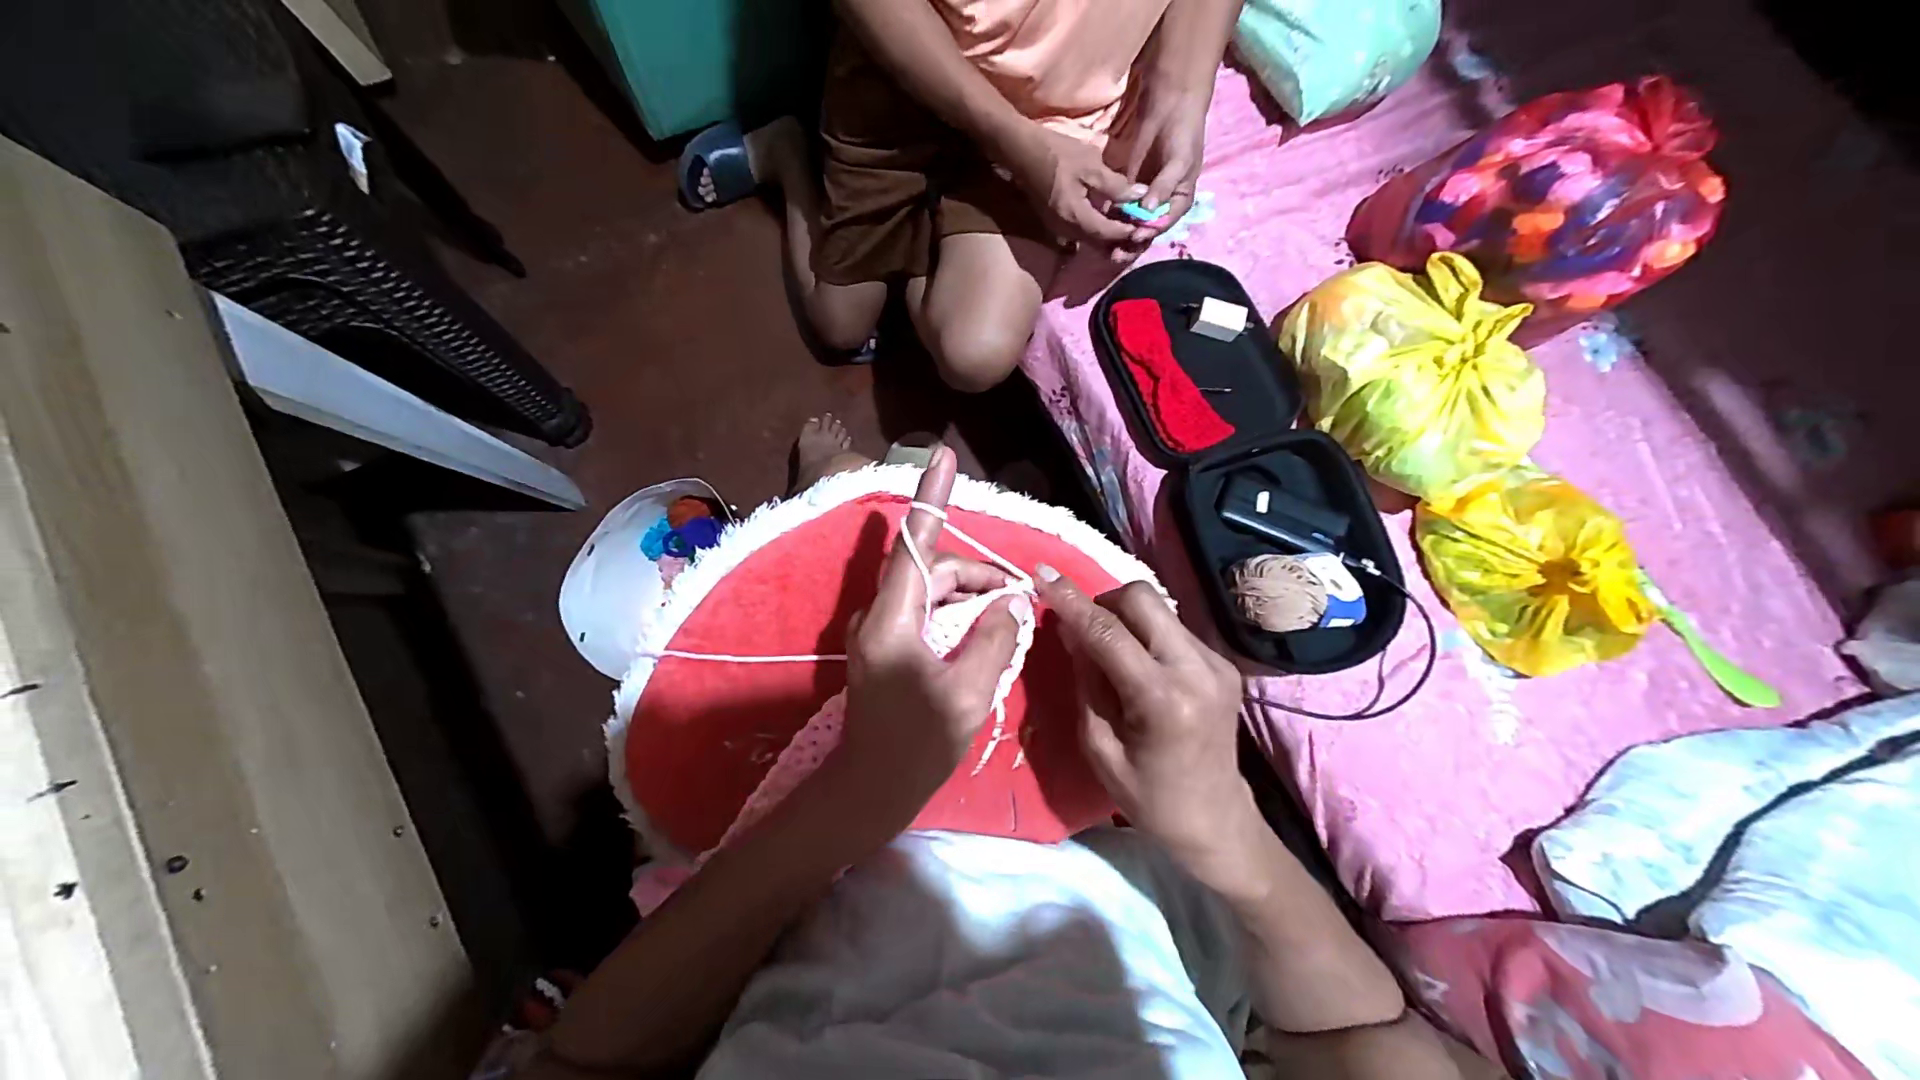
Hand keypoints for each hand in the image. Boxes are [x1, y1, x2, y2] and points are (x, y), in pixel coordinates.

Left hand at [837, 447, 1026, 814]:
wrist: (869, 789)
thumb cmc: (916, 745)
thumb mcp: (967, 694)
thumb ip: (994, 638)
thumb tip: (1015, 600)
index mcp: (894, 618)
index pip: (915, 544)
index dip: (931, 497)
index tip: (941, 456)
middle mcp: (881, 614)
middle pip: (933, 569)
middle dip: (978, 575)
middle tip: (1019, 600)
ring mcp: (881, 631)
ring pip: (932, 591)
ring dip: (971, 597)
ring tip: (1007, 620)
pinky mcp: (887, 647)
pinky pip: (927, 613)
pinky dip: (957, 615)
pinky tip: (983, 635)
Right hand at [1005, 124, 1142, 246]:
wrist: (1022, 152)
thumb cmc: (1056, 154)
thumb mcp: (1091, 165)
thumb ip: (1116, 185)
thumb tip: (1140, 197)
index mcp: (1076, 217)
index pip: (1108, 233)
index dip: (1128, 231)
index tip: (1146, 224)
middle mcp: (1067, 231)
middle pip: (1099, 244)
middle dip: (1120, 239)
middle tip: (1140, 228)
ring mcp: (1059, 229)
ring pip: (1090, 240)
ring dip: (1109, 236)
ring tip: (1128, 223)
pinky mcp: (1056, 224)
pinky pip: (1081, 233)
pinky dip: (1097, 229)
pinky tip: (1109, 217)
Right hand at [1035, 566, 1258, 879]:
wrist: (1217, 820)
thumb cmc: (1148, 797)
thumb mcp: (1098, 746)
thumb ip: (1085, 680)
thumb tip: (1069, 628)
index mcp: (1163, 700)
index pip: (1109, 633)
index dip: (1072, 601)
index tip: (1043, 575)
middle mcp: (1198, 669)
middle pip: (1142, 598)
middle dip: (1103, 601)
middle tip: (1082, 629)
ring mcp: (1217, 663)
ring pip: (1159, 607)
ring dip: (1124, 615)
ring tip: (1108, 649)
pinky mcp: (1223, 662)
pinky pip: (1172, 626)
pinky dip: (1145, 631)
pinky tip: (1137, 662)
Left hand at [1105, 83, 1208, 262]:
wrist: (1170, 108)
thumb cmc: (1183, 135)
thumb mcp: (1179, 161)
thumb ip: (1164, 186)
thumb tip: (1148, 210)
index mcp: (1178, 203)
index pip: (1163, 225)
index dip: (1149, 233)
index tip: (1135, 236)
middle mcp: (1161, 207)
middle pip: (1146, 232)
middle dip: (1131, 245)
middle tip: (1116, 255)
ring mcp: (1143, 200)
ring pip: (1130, 225)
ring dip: (1119, 238)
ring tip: (1105, 250)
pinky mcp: (1128, 191)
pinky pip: (1119, 211)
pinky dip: (1110, 222)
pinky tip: (1099, 231)